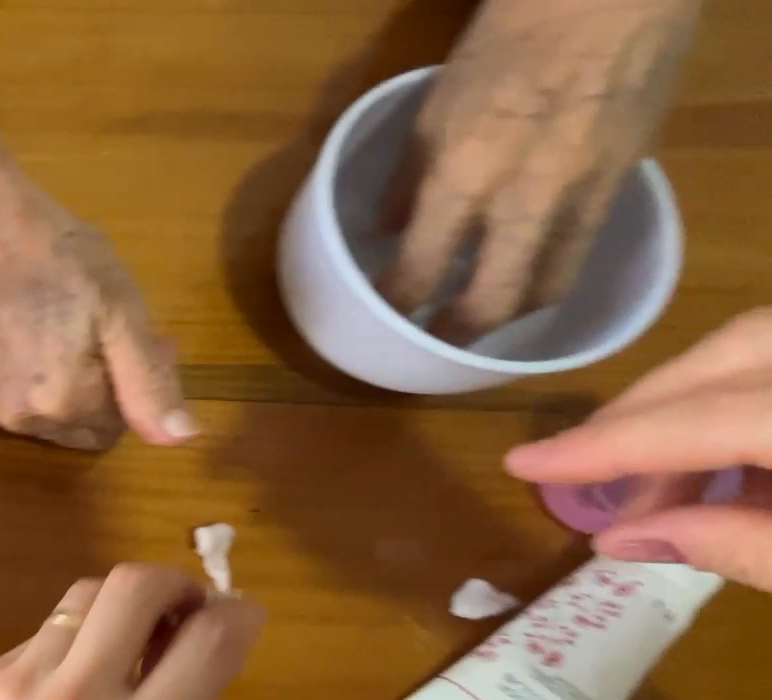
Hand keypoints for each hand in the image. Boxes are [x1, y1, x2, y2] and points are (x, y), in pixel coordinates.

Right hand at [0, 189, 194, 450]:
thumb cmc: (60, 261)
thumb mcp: (121, 314)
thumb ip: (149, 382)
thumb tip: (180, 439)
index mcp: (66, 405)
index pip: (119, 428)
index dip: (137, 389)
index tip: (144, 341)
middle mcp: (26, 423)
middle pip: (86, 431)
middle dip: (106, 396)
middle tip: (111, 335)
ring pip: (57, 422)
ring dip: (75, 393)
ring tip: (74, 335)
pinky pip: (28, 410)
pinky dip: (43, 387)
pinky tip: (42, 341)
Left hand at [0, 564, 262, 699]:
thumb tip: (194, 642)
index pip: (209, 640)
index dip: (239, 614)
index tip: (241, 613)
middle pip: (134, 584)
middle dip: (173, 582)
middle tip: (182, 608)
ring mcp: (19, 685)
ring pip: (82, 596)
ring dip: (117, 608)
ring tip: (125, 642)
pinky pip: (42, 635)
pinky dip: (71, 644)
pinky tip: (69, 683)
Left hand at [382, 0, 699, 341]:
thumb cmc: (503, 48)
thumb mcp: (429, 117)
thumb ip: (404, 185)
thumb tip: (383, 237)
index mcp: (464, 179)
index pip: (420, 272)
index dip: (397, 306)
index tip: (382, 319)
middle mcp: (526, 198)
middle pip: (495, 300)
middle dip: (460, 333)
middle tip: (436, 343)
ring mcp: (584, 190)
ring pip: (551, 282)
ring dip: (513, 313)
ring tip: (482, 321)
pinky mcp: (625, 176)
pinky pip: (585, 245)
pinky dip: (552, 272)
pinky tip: (529, 274)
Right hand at [505, 309, 771, 589]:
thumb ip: (744, 549)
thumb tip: (625, 538)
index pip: (701, 420)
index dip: (604, 446)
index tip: (519, 466)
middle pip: (735, 351)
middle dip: (644, 407)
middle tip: (588, 467)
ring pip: (761, 347)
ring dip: (695, 406)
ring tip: (667, 484)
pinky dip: (750, 405)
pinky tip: (743, 467)